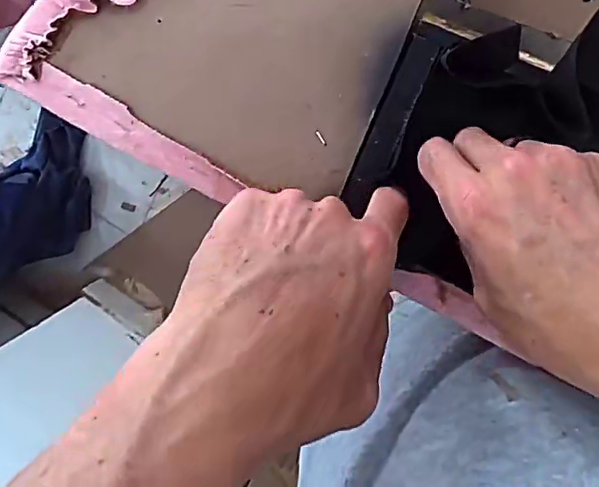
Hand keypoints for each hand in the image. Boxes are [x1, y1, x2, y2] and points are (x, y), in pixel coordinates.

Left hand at [15, 186, 406, 486]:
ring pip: (293, 218)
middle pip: (335, 221)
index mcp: (370, 253)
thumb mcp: (360, 386)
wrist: (208, 390)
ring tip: (258, 289)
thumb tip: (372, 310)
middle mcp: (332, 220)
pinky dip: (246, 237)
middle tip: (299, 289)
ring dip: (284, 242)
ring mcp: (285, 209)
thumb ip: (377, 332)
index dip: (382, 218)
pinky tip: (235, 277)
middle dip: (323, 247)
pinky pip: (254, 215)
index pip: (390, 205)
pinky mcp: (242, 210)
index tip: (371, 229)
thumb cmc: (283, 392)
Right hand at [414, 132, 598, 486]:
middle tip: (486, 198)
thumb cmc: (595, 352)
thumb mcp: (513, 322)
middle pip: (481, 134)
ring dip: (523, 168)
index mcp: (501, 208)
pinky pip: (567, 153)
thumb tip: (434, 265)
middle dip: (475, 160)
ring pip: (527, 141)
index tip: (438, 177)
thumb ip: (469, 281)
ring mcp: (581, 160)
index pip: (445, 150)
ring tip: (541, 214)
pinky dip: (561, 172)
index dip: (437, 162)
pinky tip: (580, 213)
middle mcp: (540, 168)